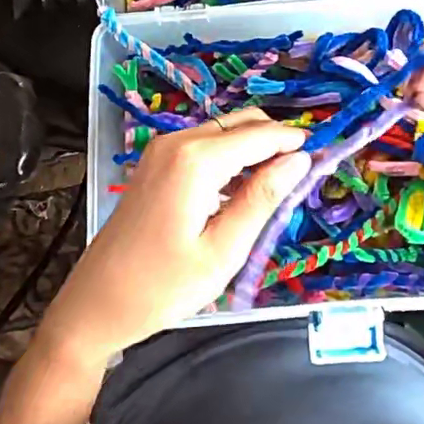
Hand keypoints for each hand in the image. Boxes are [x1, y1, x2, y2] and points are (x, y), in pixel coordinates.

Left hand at [40, 109, 309, 361]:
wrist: (98, 301)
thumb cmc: (162, 287)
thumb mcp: (223, 251)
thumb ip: (262, 199)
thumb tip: (299, 160)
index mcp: (196, 159)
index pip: (262, 134)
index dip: (297, 143)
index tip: (326, 158)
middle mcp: (178, 141)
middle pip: (243, 123)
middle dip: (277, 142)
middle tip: (302, 178)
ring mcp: (162, 149)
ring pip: (225, 132)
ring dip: (255, 150)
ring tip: (275, 192)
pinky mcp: (156, 162)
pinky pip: (205, 146)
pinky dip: (231, 158)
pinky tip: (240, 193)